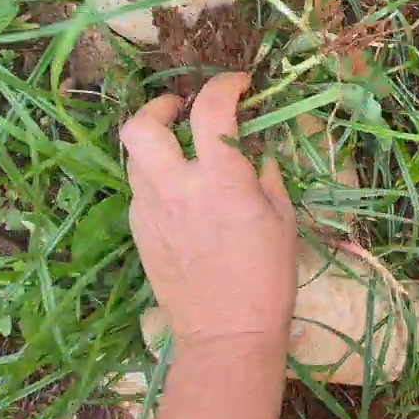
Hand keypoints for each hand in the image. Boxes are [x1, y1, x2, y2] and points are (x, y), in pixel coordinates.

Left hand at [120, 73, 297, 349]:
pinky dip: (158, 179)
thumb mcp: (282, 217)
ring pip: (135, 158)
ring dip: (158, 144)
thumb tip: (257, 155)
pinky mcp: (140, 235)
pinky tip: (182, 196)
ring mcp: (150, 212)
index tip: (240, 85)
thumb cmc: (268, 276)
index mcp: (219, 179)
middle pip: (140, 127)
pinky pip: (141, 191)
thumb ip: (266, 176)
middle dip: (159, 106)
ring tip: (184, 152)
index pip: (210, 108)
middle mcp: (175, 188)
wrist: (227, 334)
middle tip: (183, 109)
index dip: (224, 85)